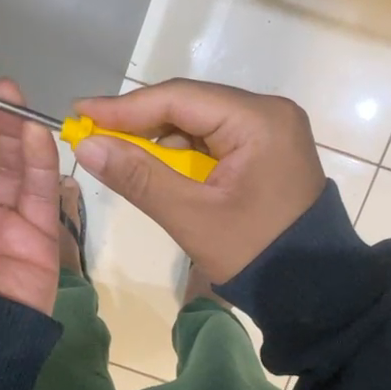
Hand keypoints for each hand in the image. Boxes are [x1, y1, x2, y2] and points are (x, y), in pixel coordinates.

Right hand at [71, 80, 324, 283]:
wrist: (311, 291)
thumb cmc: (253, 253)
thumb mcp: (191, 216)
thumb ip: (139, 176)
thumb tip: (86, 145)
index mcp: (258, 120)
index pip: (179, 98)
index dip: (124, 107)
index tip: (79, 113)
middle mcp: (269, 113)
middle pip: (191, 106)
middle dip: (141, 125)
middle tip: (93, 138)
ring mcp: (273, 132)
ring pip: (201, 124)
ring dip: (162, 142)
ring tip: (124, 161)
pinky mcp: (270, 153)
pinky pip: (217, 143)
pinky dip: (186, 156)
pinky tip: (162, 173)